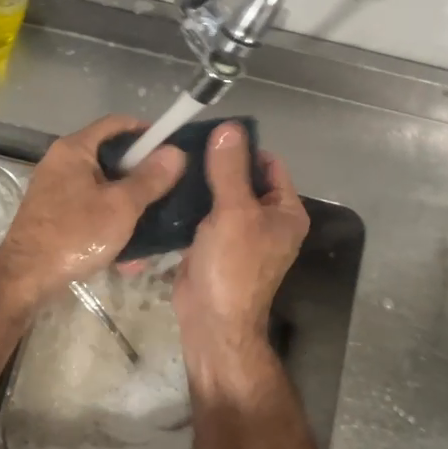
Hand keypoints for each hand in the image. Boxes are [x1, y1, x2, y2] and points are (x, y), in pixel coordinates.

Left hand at [0, 116, 184, 304]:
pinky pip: (91, 212)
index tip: (172, 149)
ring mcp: (55, 191)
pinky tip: (130, 255)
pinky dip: (110, 226)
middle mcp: (61, 164)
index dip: (147, 132)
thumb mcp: (120, 207)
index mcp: (73, 150)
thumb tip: (174, 152)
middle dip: (142, 178)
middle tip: (170, 192)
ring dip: (129, 210)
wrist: (26, 276)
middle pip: (111, 159)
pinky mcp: (55, 216)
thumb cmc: (75, 234)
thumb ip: (150, 179)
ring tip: (154, 231)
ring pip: (103, 191)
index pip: (115, 124)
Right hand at [173, 124, 309, 391]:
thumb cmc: (233, 266)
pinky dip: (185, 207)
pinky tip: (163, 192)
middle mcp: (264, 221)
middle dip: (214, 164)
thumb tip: (229, 127)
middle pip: (240, 180)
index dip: (243, 148)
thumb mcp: (234, 212)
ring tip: (169, 165)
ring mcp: (237, 235)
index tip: (209, 134)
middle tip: (181, 147)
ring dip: (196, 185)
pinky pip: (200, 218)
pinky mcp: (211, 247)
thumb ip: (230, 170)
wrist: (212, 320)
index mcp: (284, 212)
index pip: (268, 165)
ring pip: (217, 199)